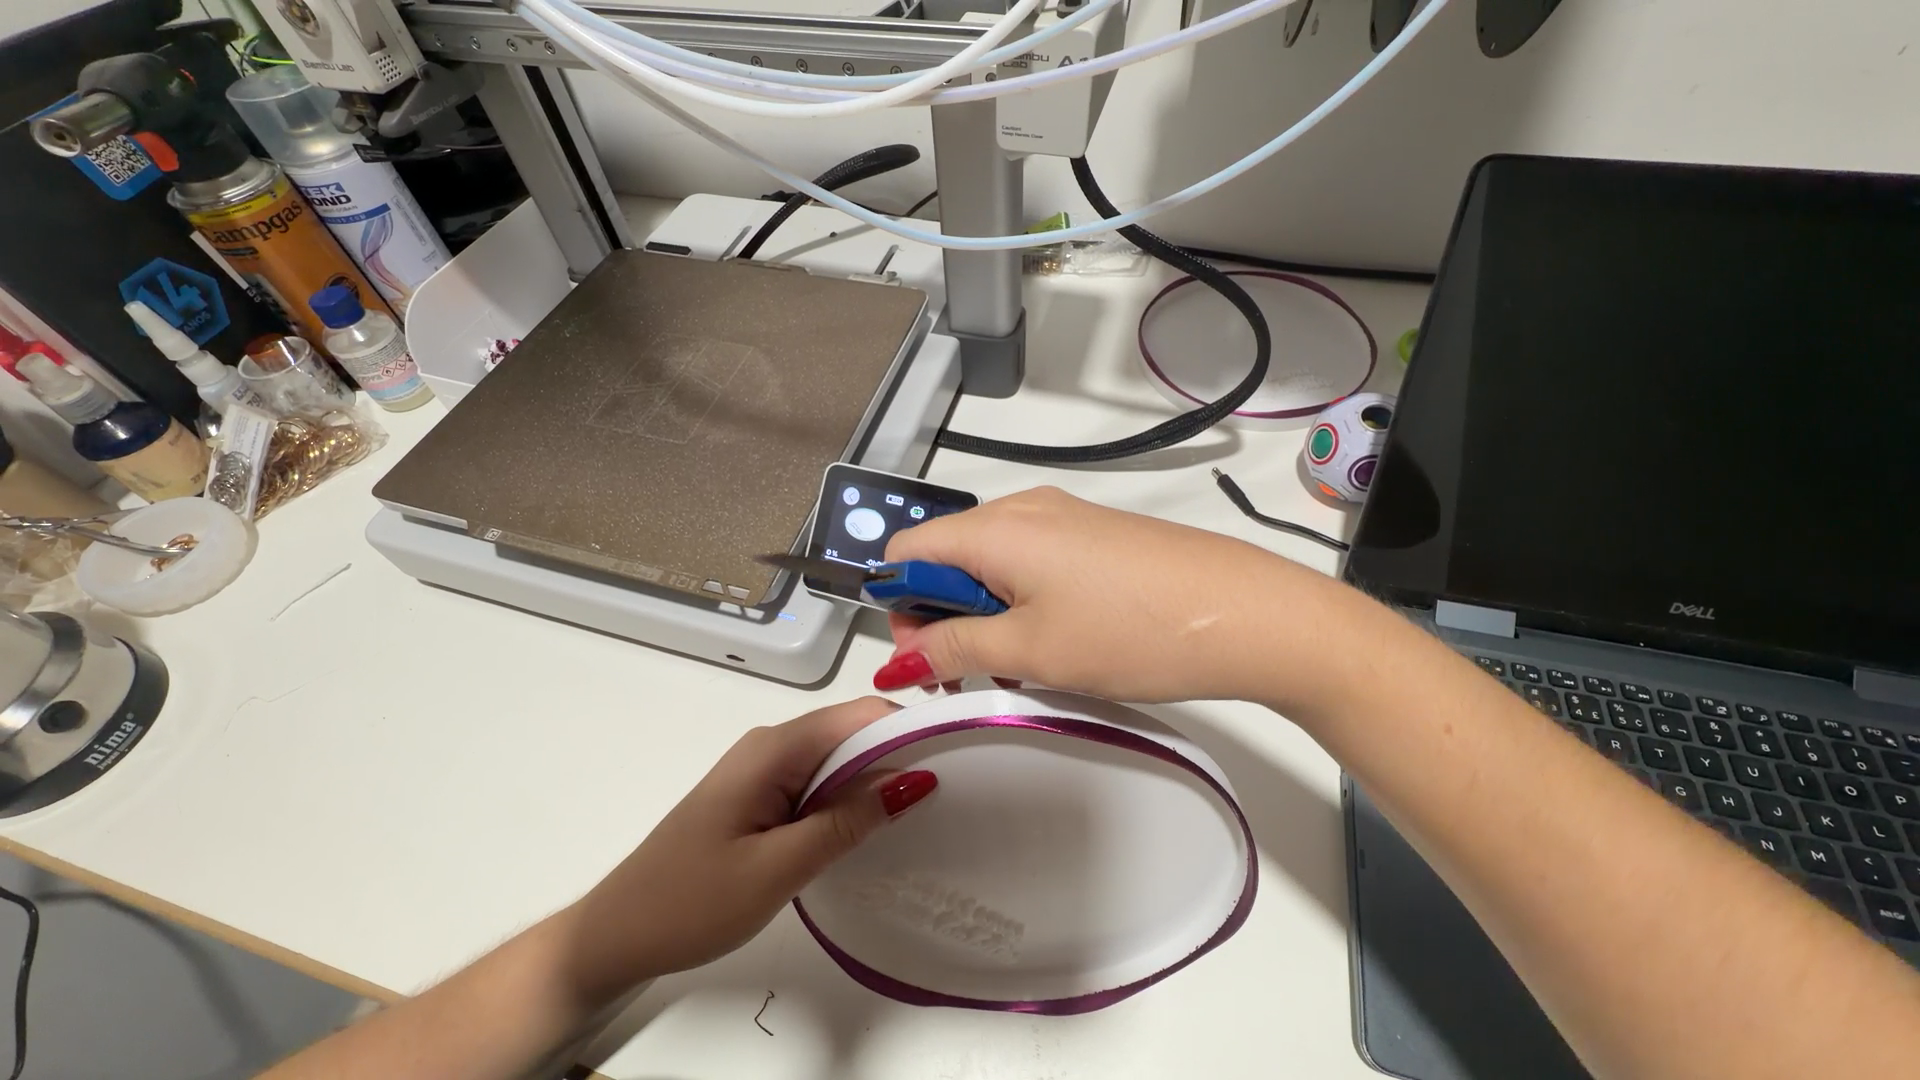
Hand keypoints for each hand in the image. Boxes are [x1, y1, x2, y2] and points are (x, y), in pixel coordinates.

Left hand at [562, 697, 936, 995]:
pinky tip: (873, 831)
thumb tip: (917, 777)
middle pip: (853, 732)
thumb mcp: (779, 866)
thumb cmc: (694, 900)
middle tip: (954, 795)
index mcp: (775, 748)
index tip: (961, 759)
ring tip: (925, 816)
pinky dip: (850, 800)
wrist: (618, 934)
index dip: (911, 728)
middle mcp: (772, 746)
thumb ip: (848, 820)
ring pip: (838, 760)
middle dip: (901, 755)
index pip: (860, 715)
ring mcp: (764, 771)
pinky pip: (819, 784)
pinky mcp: (761, 796)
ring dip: (878, 781)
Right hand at [875, 487, 1347, 704]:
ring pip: (991, 562)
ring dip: (986, 614)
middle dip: (943, 615)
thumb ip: (952, 648)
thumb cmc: (1128, 632)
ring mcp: (1065, 517)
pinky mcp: (1096, 535)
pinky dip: (1024, 601)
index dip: (900, 607)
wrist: (1247, 614)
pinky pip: (1032, 561)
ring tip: (1025, 665)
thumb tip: (895, 659)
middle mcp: (1023, 508)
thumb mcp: (1029, 650)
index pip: (905, 551)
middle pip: (946, 555)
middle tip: (976, 673)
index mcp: (994, 528)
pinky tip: (1060, 641)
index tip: (930, 659)